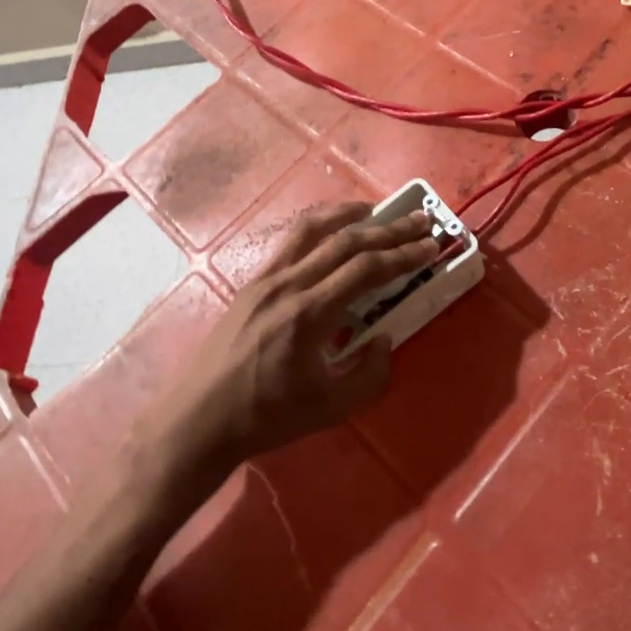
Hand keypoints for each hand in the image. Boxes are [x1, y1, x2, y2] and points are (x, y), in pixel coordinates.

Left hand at [141, 203, 436, 472]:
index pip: (365, 270)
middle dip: (389, 230)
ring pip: (313, 230)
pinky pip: (291, 242)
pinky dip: (319, 228)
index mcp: (309, 315)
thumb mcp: (330, 409)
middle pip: (346, 242)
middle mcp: (287, 285)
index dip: (403, 255)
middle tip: (420, 222)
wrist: (199, 419)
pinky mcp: (252, 283)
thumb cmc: (266, 418)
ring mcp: (265, 279)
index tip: (430, 246)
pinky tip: (332, 232)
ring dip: (349, 215)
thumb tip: (384, 341)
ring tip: (377, 210)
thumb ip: (369, 375)